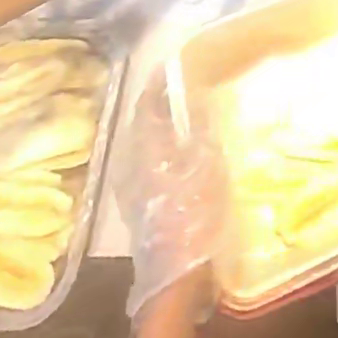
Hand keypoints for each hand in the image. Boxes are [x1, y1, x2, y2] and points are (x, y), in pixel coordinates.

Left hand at [115, 68, 223, 320]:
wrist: (178, 271)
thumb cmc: (194, 208)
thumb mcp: (205, 159)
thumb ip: (198, 125)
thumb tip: (195, 94)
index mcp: (146, 144)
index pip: (146, 102)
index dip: (158, 82)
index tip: (174, 66)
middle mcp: (132, 158)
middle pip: (144, 120)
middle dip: (162, 102)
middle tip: (187, 87)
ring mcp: (132, 183)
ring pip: (146, 141)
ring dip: (162, 125)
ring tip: (188, 115)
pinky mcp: (139, 201)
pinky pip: (148, 160)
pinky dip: (163, 147)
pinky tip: (181, 152)